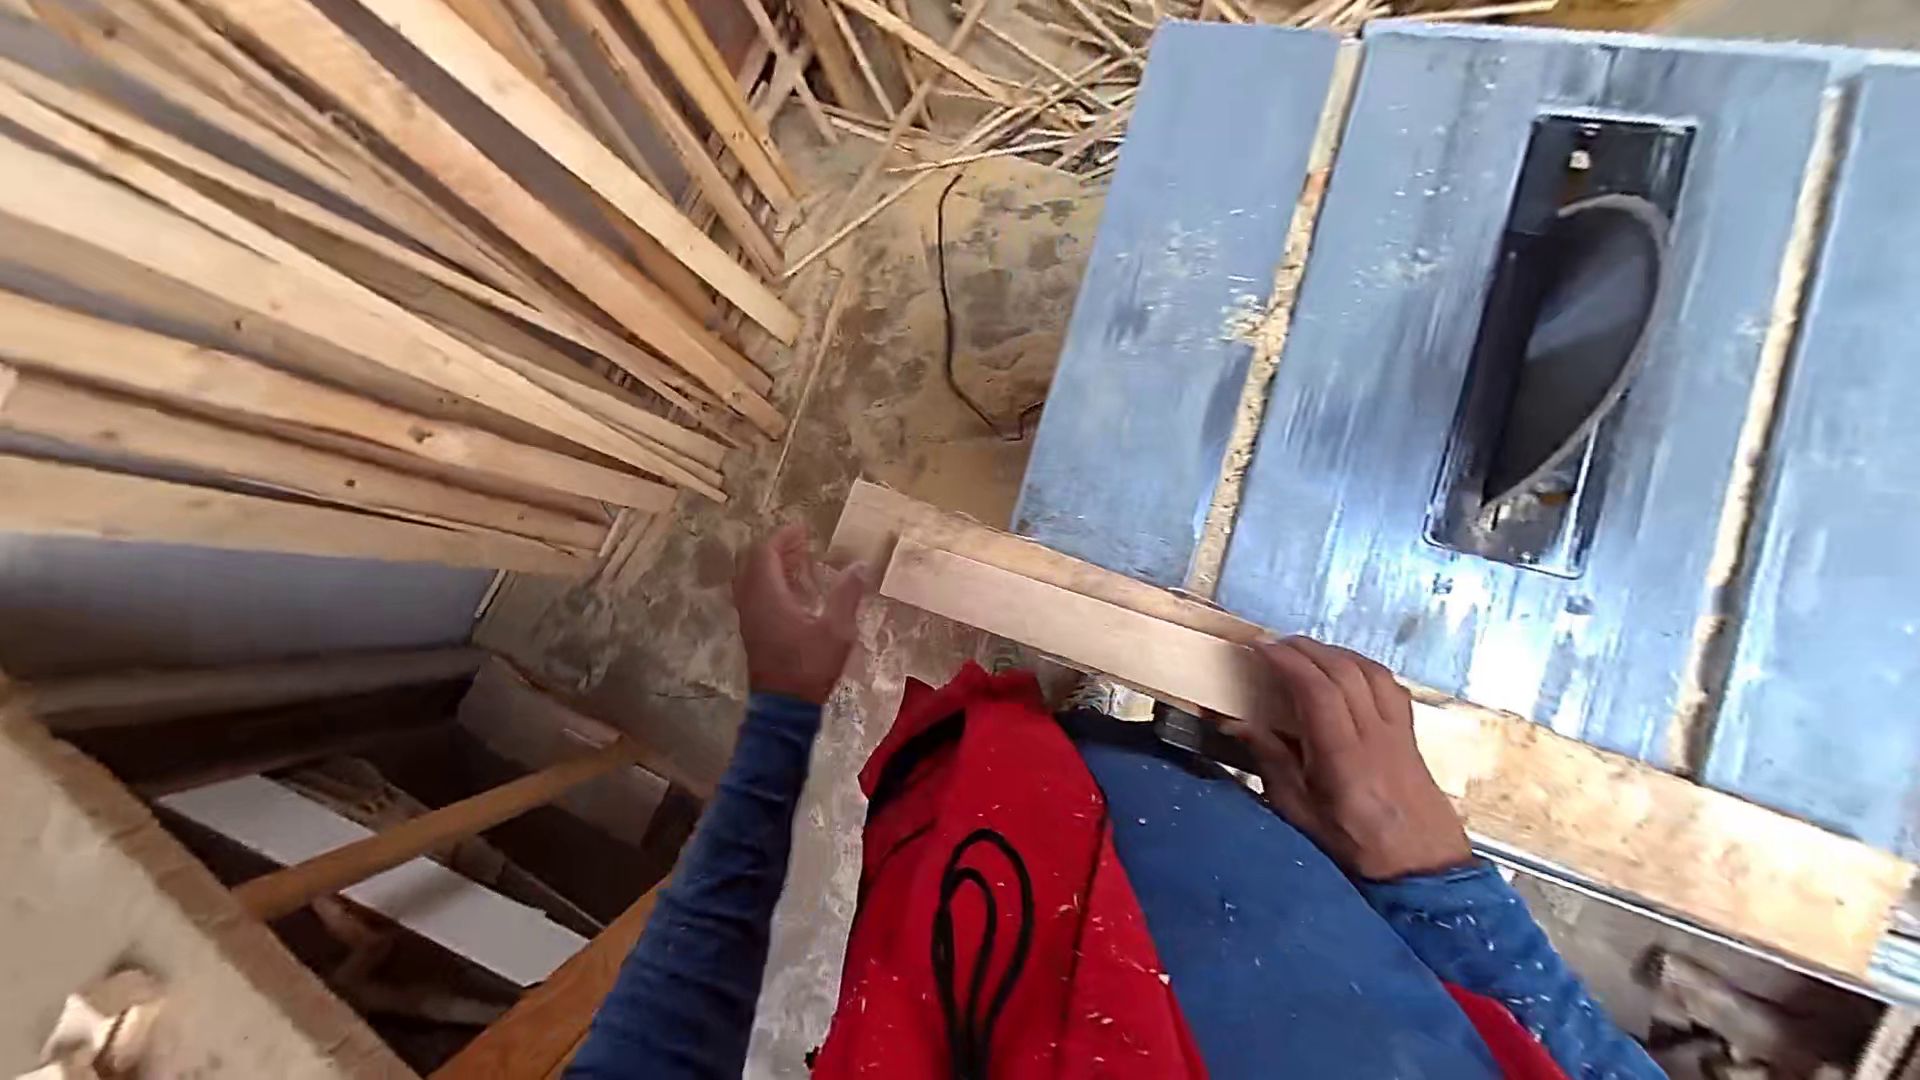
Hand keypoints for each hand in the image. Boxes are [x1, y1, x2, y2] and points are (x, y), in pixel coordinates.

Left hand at [733, 523, 870, 704]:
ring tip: (800, 562)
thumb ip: (847, 594)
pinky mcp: (753, 632)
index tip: (803, 529)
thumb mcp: (837, 630)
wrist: (784, 708)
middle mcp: (752, 603)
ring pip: (753, 580)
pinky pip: (756, 594)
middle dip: (778, 549)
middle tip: (803, 542)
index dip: (783, 538)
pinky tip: (794, 590)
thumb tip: (860, 565)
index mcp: (768, 597)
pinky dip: (771, 582)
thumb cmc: (810, 667)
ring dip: (774, 566)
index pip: (766, 554)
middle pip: (755, 563)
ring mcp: (749, 618)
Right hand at [1221, 636, 1471, 880]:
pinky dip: (1361, 666)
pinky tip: (1344, 670)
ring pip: (1369, 672)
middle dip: (1304, 648)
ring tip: (1305, 651)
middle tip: (1273, 645)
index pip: (1317, 690)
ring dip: (1333, 652)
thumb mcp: (1299, 813)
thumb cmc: (1354, 847)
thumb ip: (1270, 763)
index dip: (1287, 661)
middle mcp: (1375, 736)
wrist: (1425, 874)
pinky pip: (1388, 685)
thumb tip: (1236, 724)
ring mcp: (1398, 733)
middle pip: (1343, 671)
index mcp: (1343, 756)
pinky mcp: (1410, 736)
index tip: (1259, 649)